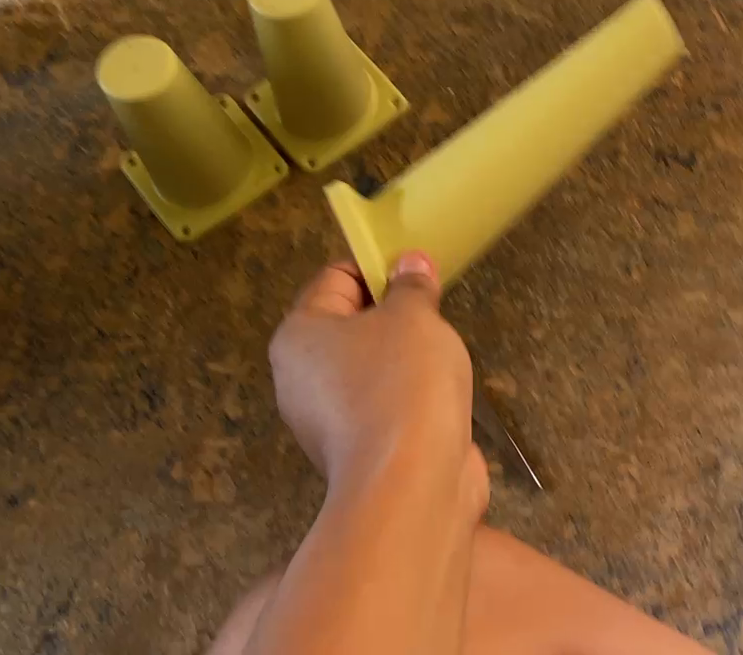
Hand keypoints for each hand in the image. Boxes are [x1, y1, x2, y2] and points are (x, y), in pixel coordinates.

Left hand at [268, 253, 486, 514]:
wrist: (412, 478)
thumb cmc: (404, 380)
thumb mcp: (415, 316)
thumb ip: (411, 286)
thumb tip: (409, 264)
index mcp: (300, 335)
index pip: (336, 277)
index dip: (380, 268)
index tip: (420, 275)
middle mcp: (299, 375)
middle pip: (351, 321)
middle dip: (396, 314)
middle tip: (435, 314)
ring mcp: (325, 415)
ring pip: (370, 362)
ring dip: (407, 354)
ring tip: (442, 356)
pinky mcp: (356, 444)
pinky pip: (383, 398)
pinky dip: (410, 391)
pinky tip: (439, 393)